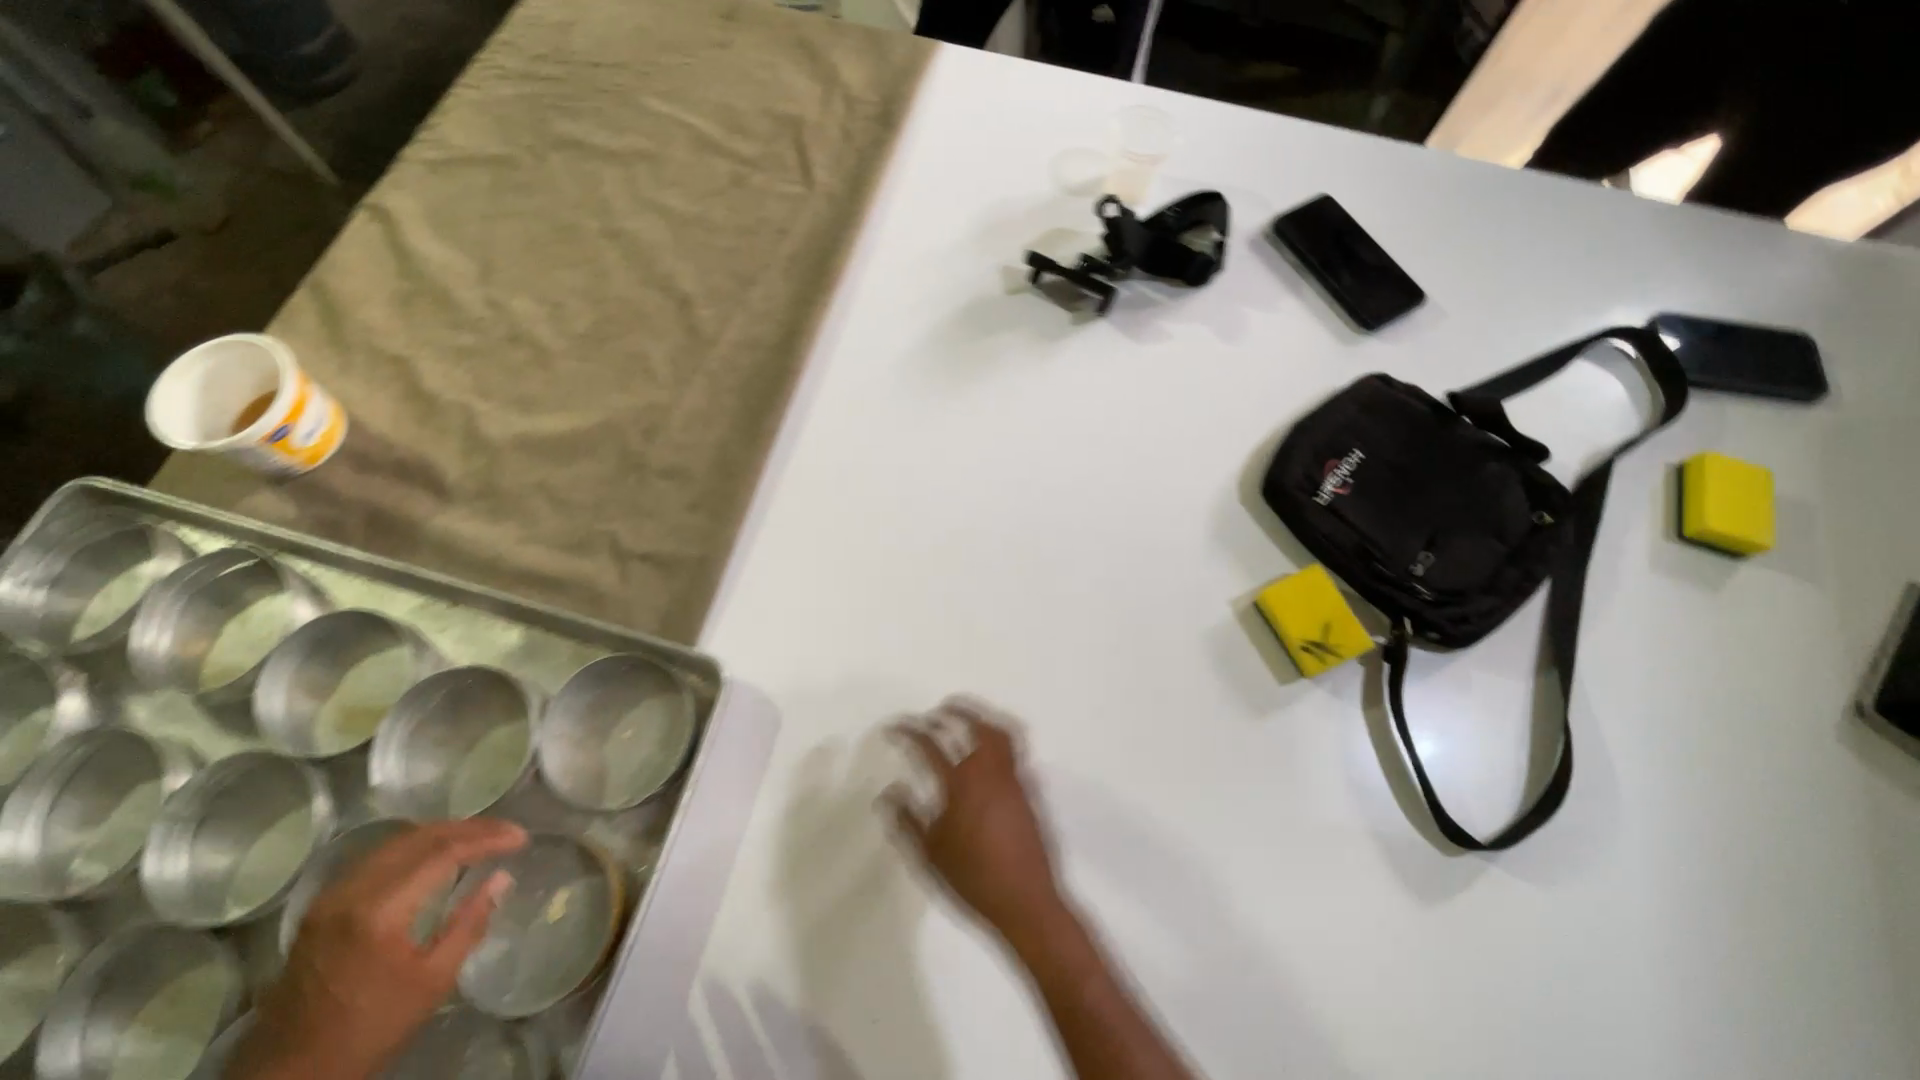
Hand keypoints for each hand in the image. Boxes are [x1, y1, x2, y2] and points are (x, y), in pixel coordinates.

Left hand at [228, 819, 527, 1079]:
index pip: (441, 853)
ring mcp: (330, 896)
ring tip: (477, 838)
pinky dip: (412, 848)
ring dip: (439, 834)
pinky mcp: (322, 906)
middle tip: (504, 831)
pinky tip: (433, 856)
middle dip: (466, 828)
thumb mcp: (433, 981)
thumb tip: (501, 878)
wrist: (294, 1068)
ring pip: (393, 843)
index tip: (520, 838)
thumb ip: (470, 924)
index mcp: (378, 911)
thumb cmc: (371, 1028)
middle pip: (416, 838)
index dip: (486, 838)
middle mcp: (350, 891)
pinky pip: (375, 859)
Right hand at [880, 696, 1069, 948]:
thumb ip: (907, 820)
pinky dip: (999, 741)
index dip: (909, 732)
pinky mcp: (1031, 793)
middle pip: (974, 726)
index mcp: (961, 786)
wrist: (1027, 903)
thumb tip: (888, 792)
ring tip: (967, 720)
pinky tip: (989, 755)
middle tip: (935, 712)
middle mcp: (991, 774)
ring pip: (1002, 734)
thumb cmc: (973, 880)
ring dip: (982, 720)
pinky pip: (1016, 752)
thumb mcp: (929, 856)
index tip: (894, 727)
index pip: (930, 746)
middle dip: (953, 712)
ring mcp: (1015, 781)